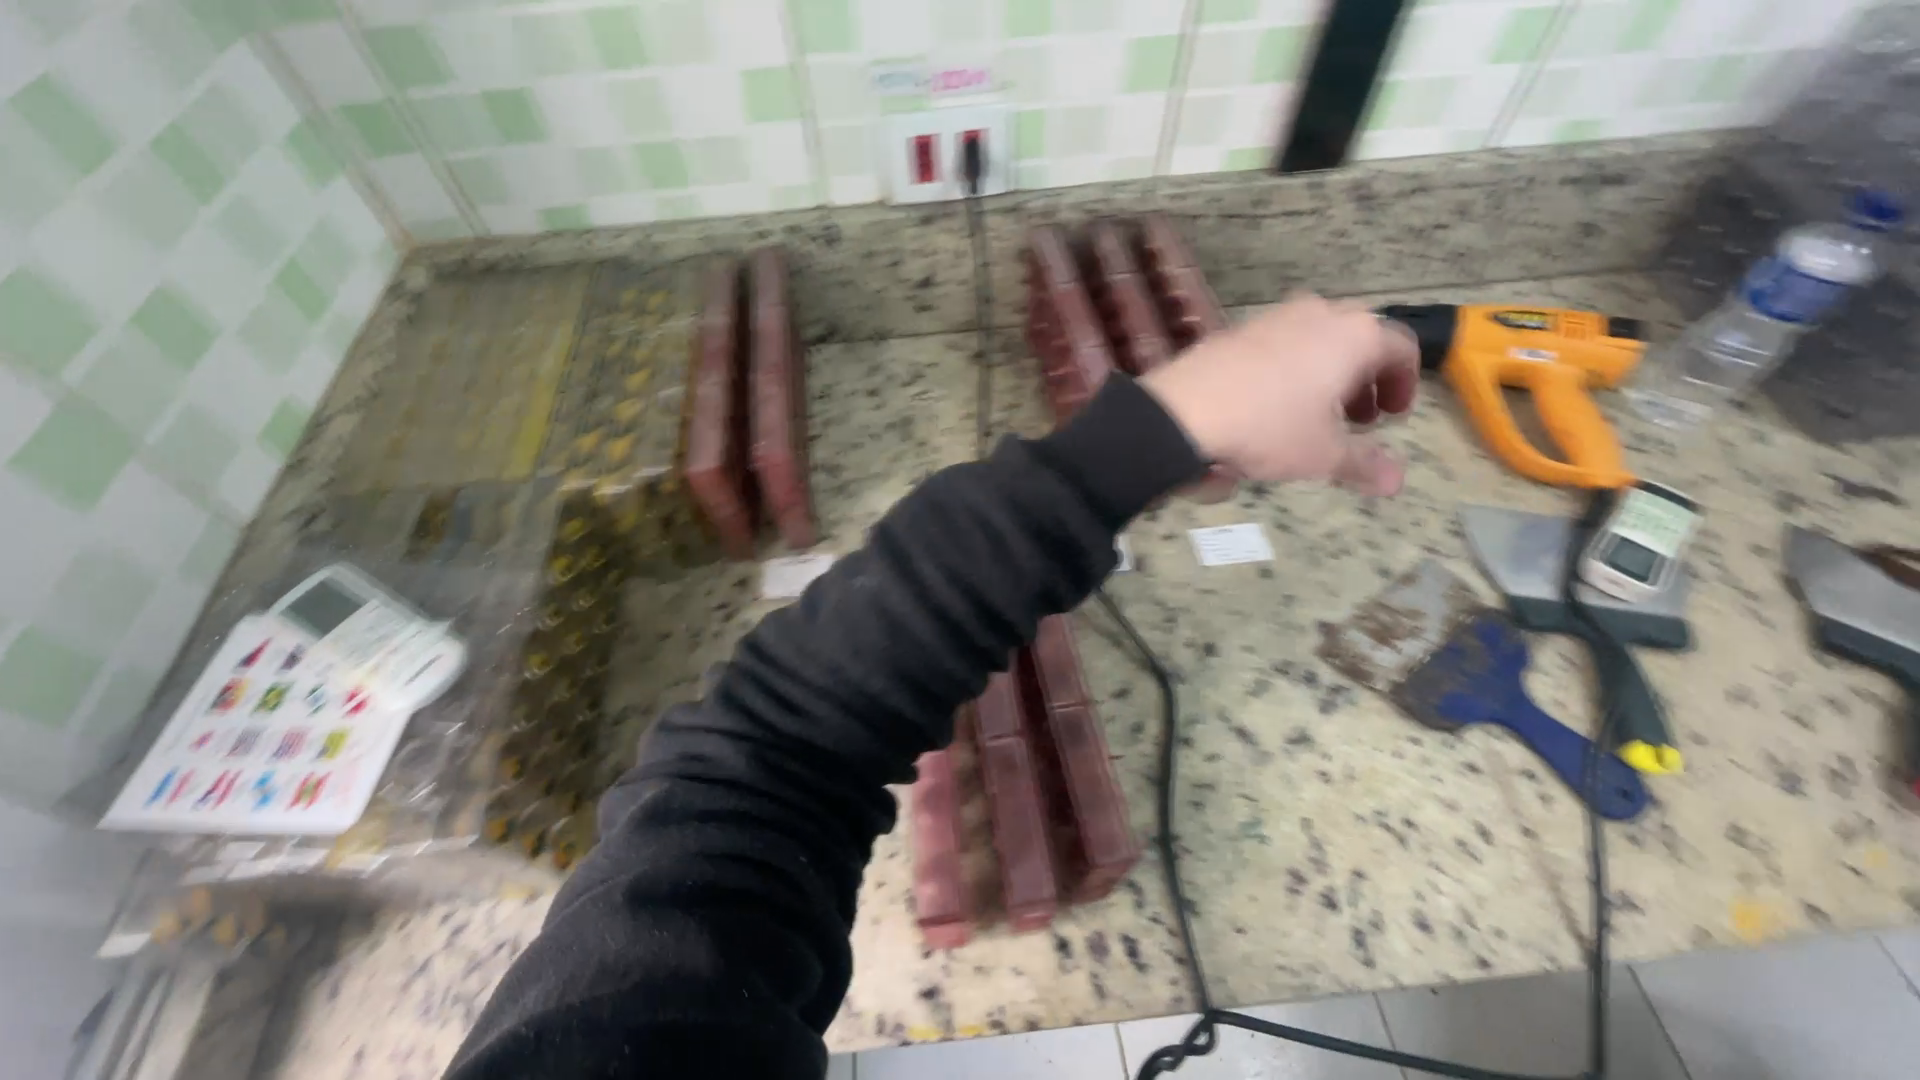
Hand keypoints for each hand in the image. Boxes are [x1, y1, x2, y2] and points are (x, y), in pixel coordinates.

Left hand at [1138, 294, 1419, 495]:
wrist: (1182, 411)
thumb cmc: (1268, 428)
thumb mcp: (1322, 454)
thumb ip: (1363, 464)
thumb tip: (1395, 481)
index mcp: (1354, 335)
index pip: (1400, 347)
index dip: (1404, 383)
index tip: (1393, 416)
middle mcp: (1317, 314)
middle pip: (1358, 339)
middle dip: (1364, 379)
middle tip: (1357, 418)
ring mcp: (1272, 318)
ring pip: (1316, 339)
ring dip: (1326, 374)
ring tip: (1314, 416)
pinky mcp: (1235, 331)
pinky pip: (1278, 345)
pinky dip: (1289, 370)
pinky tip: (1270, 406)